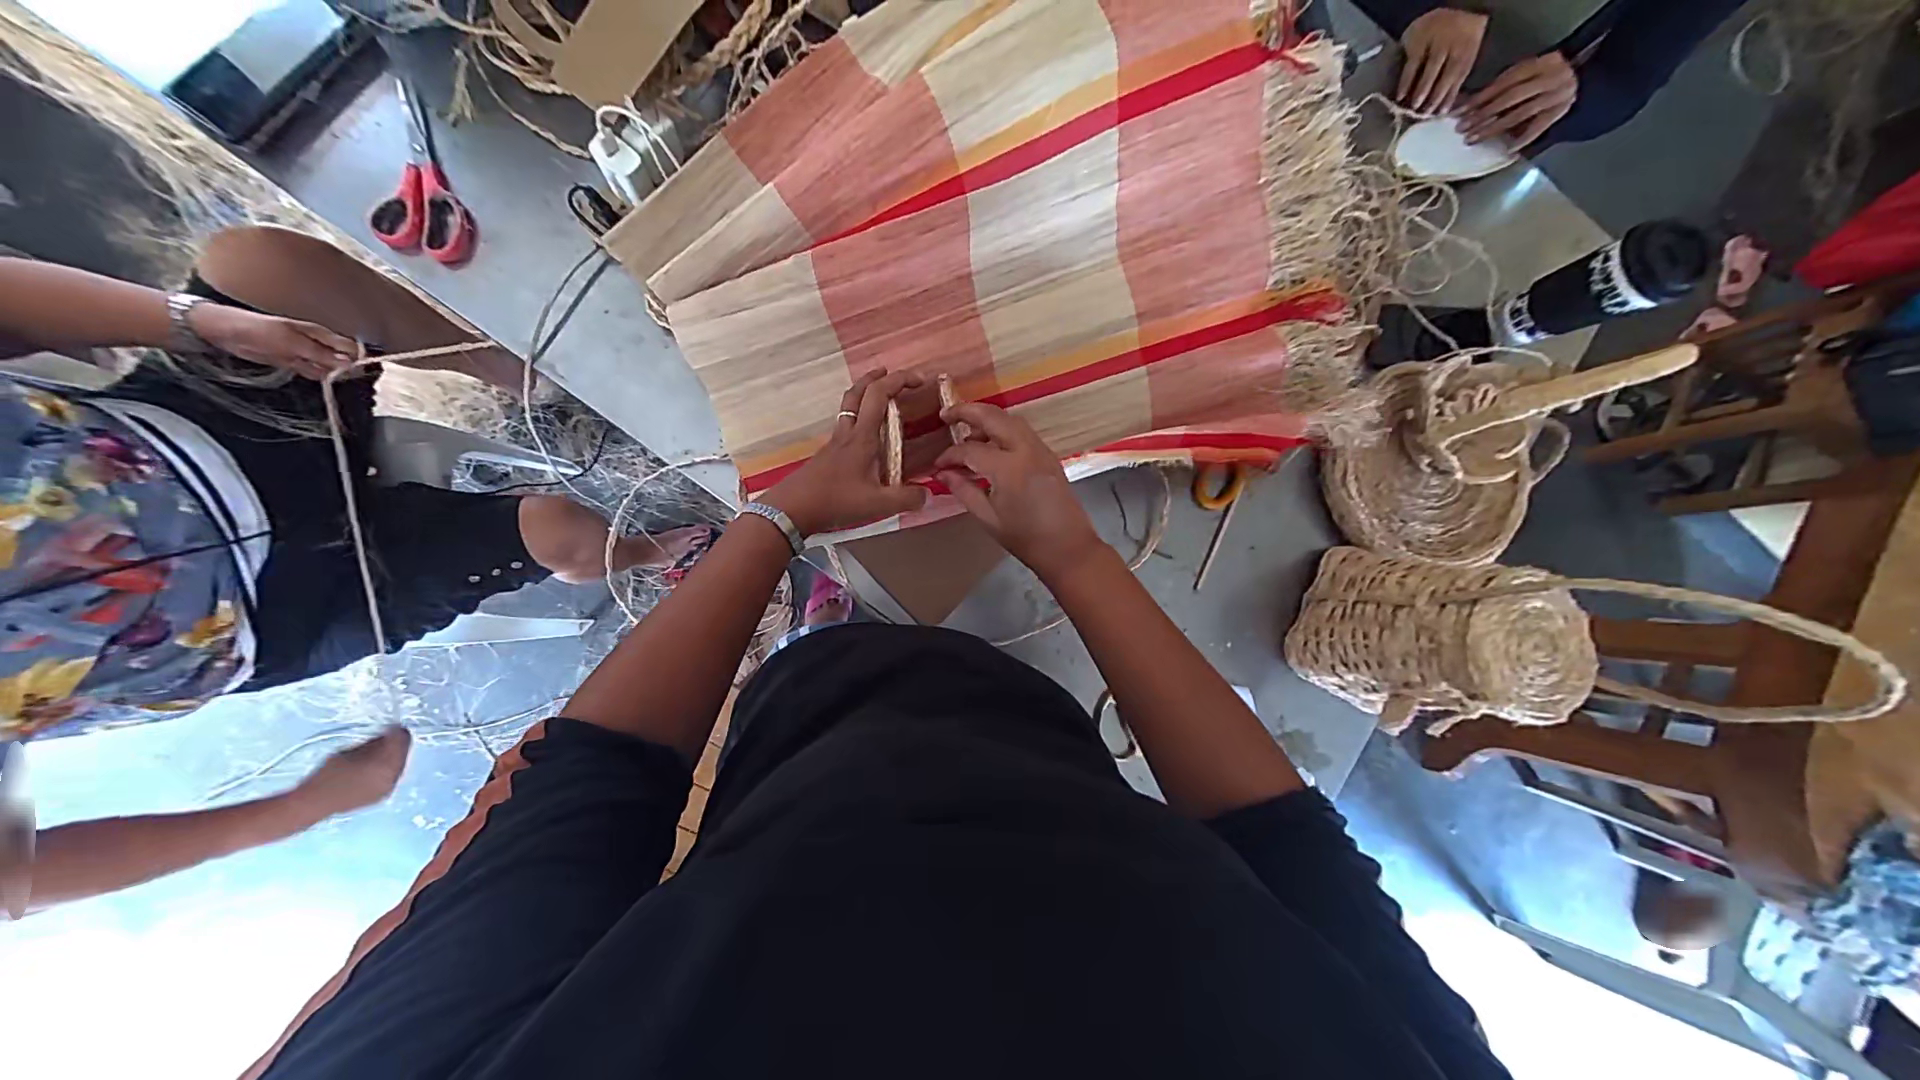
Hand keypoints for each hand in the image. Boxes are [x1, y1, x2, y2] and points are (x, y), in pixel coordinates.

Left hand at [188, 302, 355, 379]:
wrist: (221, 332)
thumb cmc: (256, 330)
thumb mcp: (291, 342)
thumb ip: (321, 354)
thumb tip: (351, 365)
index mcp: (322, 334)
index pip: (351, 348)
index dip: (358, 360)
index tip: (357, 372)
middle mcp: (319, 344)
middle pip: (344, 359)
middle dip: (347, 369)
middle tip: (338, 376)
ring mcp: (308, 354)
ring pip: (332, 368)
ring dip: (332, 375)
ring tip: (323, 376)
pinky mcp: (296, 363)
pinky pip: (315, 372)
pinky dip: (317, 377)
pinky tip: (312, 376)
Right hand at [290, 726, 409, 817]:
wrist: (311, 804)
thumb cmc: (327, 775)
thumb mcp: (350, 751)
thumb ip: (372, 742)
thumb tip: (387, 733)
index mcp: (385, 764)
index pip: (402, 740)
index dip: (396, 731)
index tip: (391, 726)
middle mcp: (393, 777)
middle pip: (402, 752)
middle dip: (395, 744)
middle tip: (385, 737)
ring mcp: (389, 788)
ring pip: (398, 764)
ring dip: (391, 757)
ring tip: (376, 753)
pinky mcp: (383, 795)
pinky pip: (391, 776)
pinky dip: (385, 769)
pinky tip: (372, 767)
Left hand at [761, 368, 929, 536]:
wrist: (792, 509)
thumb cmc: (835, 501)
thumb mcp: (878, 504)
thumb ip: (907, 499)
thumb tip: (927, 494)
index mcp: (862, 437)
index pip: (879, 395)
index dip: (899, 380)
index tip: (919, 379)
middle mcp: (847, 434)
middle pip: (858, 393)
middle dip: (876, 378)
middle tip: (891, 373)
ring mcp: (835, 443)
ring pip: (848, 407)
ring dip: (864, 395)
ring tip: (879, 398)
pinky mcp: (827, 455)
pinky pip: (845, 426)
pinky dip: (858, 419)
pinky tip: (866, 436)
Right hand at [932, 402, 1101, 583]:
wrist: (1068, 548)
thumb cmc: (1025, 538)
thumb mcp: (988, 517)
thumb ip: (963, 490)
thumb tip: (943, 474)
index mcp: (1008, 468)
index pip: (970, 450)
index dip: (950, 456)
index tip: (938, 465)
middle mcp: (1025, 450)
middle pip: (992, 417)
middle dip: (967, 412)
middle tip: (946, 415)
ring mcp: (1040, 449)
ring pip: (1010, 420)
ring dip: (987, 419)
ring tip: (967, 432)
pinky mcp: (1048, 455)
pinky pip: (1022, 431)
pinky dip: (1003, 429)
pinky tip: (991, 445)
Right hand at [1397, 8, 1486, 114]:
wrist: (1447, 2)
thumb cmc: (1453, 32)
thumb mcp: (1462, 47)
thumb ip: (1456, 70)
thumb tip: (1449, 103)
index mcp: (1471, 45)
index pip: (1461, 74)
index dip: (1452, 95)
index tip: (1442, 113)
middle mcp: (1458, 41)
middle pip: (1449, 72)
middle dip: (1438, 95)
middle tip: (1426, 114)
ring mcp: (1439, 39)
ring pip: (1433, 69)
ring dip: (1423, 90)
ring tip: (1415, 108)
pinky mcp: (1421, 39)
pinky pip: (1413, 65)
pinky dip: (1406, 82)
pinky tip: (1400, 96)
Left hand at [1460, 51, 1576, 148]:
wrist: (1577, 82)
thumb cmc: (1538, 83)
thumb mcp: (1521, 78)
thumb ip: (1496, 90)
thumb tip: (1461, 107)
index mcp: (1541, 62)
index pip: (1505, 81)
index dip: (1480, 98)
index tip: (1458, 113)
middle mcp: (1554, 75)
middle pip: (1512, 97)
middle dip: (1483, 114)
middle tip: (1462, 129)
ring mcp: (1560, 92)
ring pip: (1522, 112)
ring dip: (1494, 128)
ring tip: (1472, 139)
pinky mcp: (1563, 110)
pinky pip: (1539, 126)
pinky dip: (1523, 138)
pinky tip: (1507, 149)